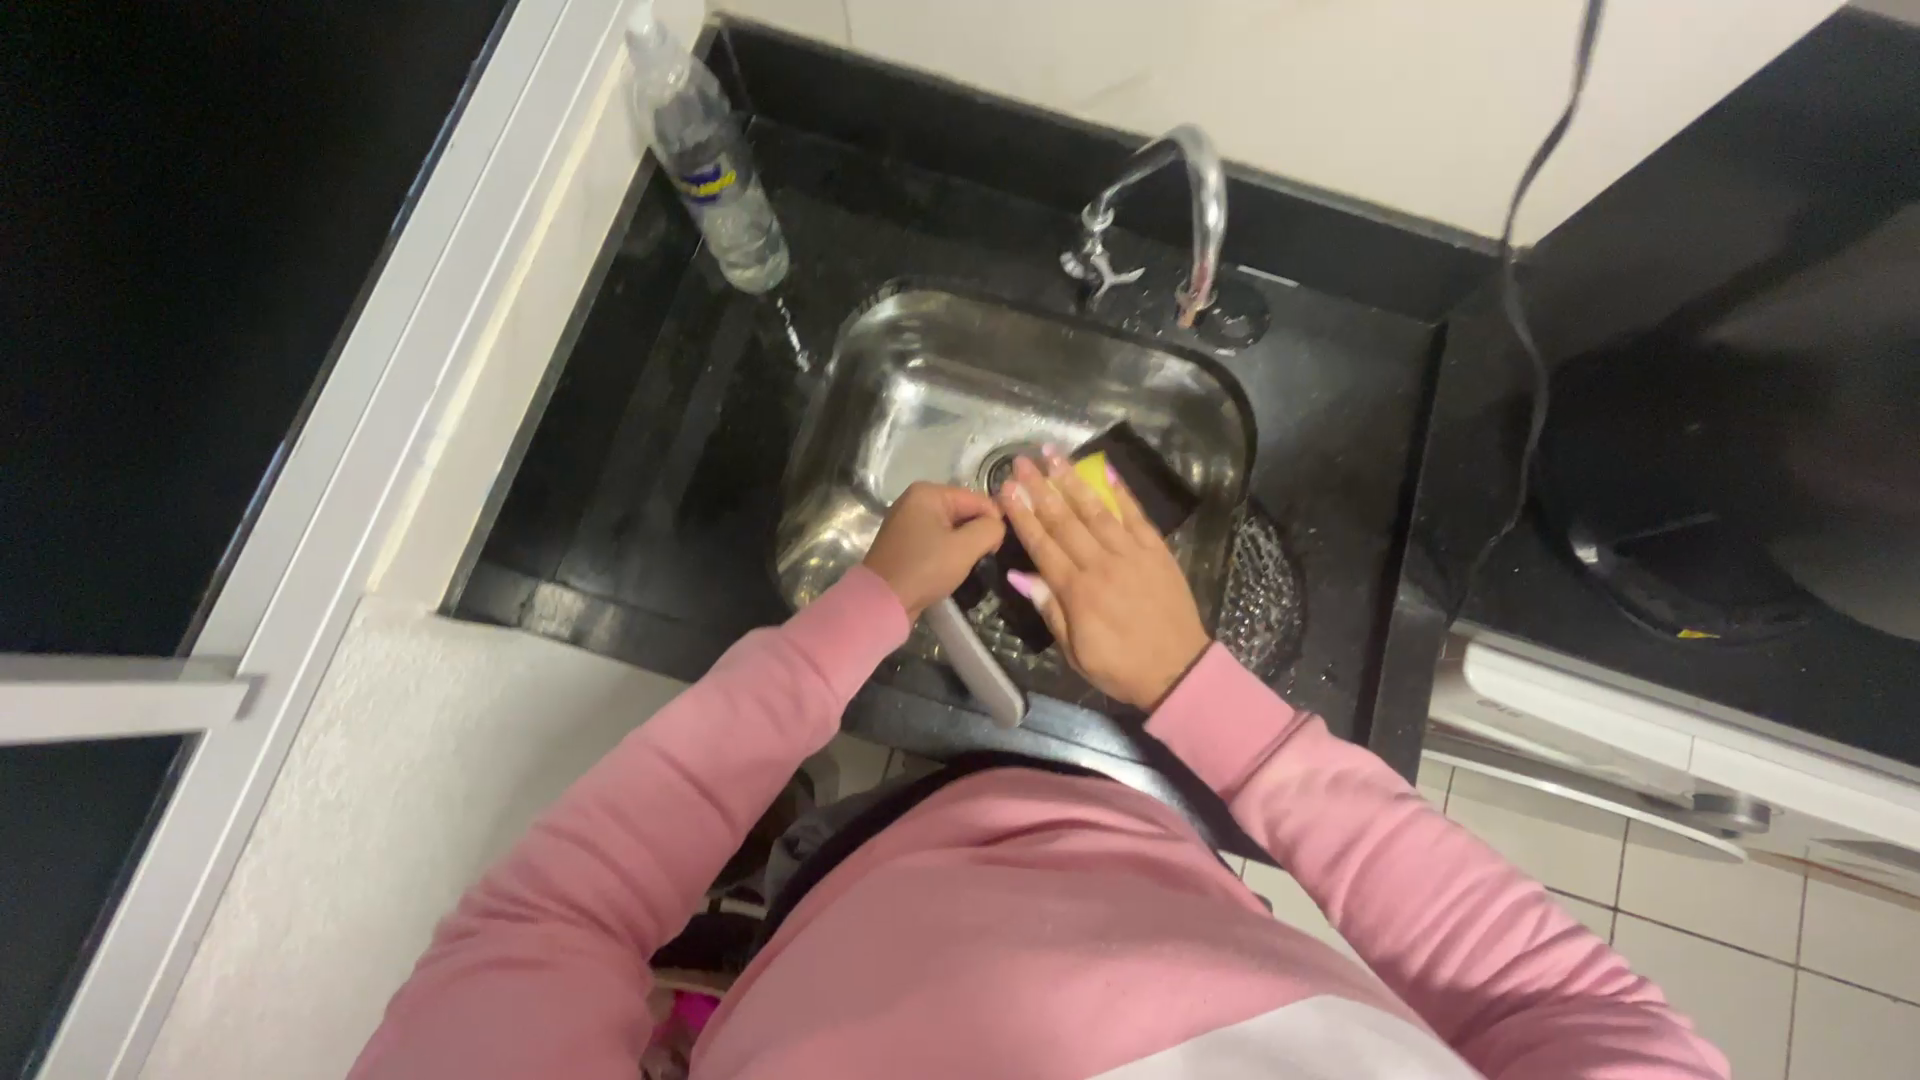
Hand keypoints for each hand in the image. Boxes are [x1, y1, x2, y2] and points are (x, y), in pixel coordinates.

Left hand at [863, 482, 1006, 619]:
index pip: (978, 499)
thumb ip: (990, 529)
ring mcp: (907, 521)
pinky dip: (948, 551)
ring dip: (963, 544)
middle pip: (964, 511)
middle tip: (981, 558)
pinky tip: (949, 567)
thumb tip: (997, 526)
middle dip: (977, 533)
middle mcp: (915, 500)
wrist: (883, 602)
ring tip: (965, 564)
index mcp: (928, 493)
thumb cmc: (925, 569)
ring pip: (952, 527)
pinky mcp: (905, 541)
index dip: (993, 522)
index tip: (995, 549)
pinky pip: (937, 539)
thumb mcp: (965, 547)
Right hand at [997, 451, 1209, 708]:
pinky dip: (1122, 491)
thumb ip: (1050, 609)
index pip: (1042, 544)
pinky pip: (1137, 516)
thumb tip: (1020, 575)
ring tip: (1053, 455)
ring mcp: (1132, 554)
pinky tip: (1106, 469)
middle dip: (1040, 488)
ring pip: (1096, 510)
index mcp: (1077, 591)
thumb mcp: (1075, 651)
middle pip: (1065, 520)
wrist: (1178, 672)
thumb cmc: (1120, 668)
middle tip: (1021, 462)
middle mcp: (1102, 564)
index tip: (1006, 490)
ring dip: (1072, 480)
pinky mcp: (1157, 552)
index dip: (1022, 515)